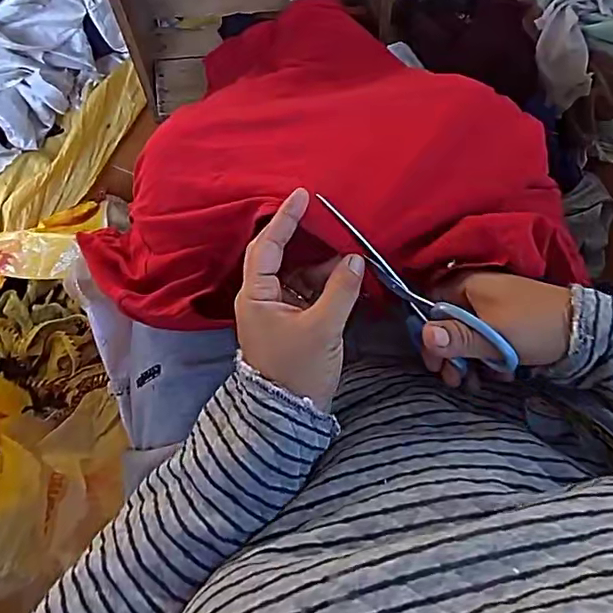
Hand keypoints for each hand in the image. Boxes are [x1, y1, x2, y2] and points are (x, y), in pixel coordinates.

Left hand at [235, 189, 364, 411]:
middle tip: (328, 219)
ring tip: (350, 257)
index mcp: (256, 296)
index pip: (267, 246)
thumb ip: (340, 290)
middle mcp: (261, 297)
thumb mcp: (323, 328)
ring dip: (322, 263)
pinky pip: (308, 289)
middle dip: (305, 238)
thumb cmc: (297, 372)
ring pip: (298, 272)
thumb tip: (355, 260)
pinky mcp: (291, 319)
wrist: (288, 417)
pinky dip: (326, 281)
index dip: (285, 219)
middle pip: (281, 255)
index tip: (303, 195)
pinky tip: (346, 277)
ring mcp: (276, 308)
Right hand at [418, 272, 572, 387]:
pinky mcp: (509, 322)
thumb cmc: (533, 327)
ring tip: (476, 383)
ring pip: (468, 334)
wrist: (584, 331)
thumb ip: (457, 337)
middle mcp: (478, 291)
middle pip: (449, 323)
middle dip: (450, 354)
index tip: (434, 362)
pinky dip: (488, 357)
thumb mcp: (492, 335)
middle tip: (455, 380)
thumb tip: (424, 336)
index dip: (428, 334)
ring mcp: (494, 306)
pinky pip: (487, 338)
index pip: (432, 304)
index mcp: (469, 284)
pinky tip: (498, 374)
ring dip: (468, 361)